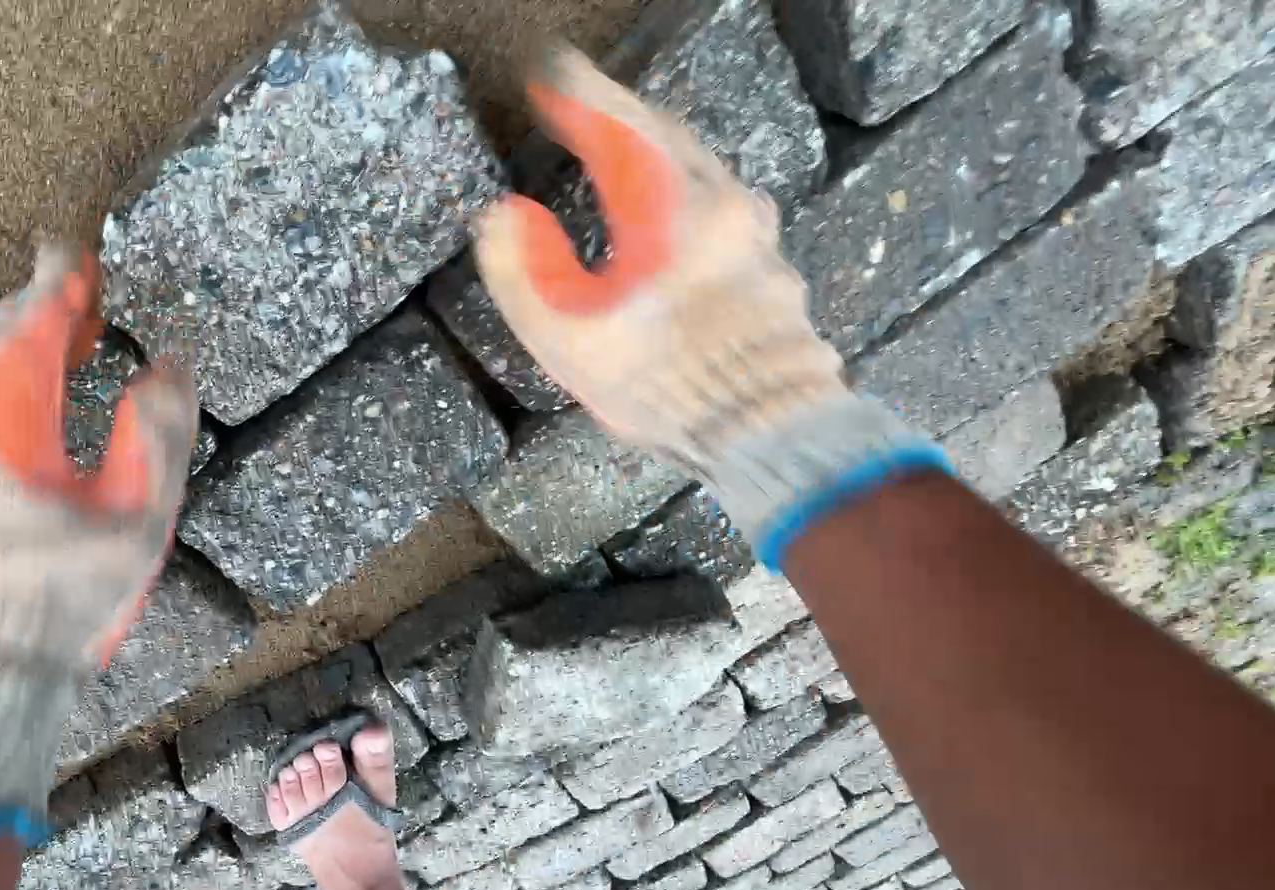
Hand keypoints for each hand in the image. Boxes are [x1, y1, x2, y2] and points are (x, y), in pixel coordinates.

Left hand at [0, 243, 198, 815]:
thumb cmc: (64, 599)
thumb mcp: (137, 522)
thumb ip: (156, 436)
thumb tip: (169, 370)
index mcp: (7, 430)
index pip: (30, 332)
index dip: (55, 287)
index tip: (73, 254)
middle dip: (30, 315)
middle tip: (71, 303)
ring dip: (6, 355)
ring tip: (50, 352)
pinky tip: (11, 416)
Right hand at [474, 47, 938, 566]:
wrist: (761, 431)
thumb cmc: (659, 384)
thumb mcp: (566, 340)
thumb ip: (523, 274)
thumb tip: (500, 220)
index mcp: (671, 213)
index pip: (621, 129)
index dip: (582, 96)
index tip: (552, 72)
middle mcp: (727, 207)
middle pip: (670, 141)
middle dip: (624, 121)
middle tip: (589, 111)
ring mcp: (759, 238)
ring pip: (702, 179)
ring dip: (658, 165)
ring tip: (625, 167)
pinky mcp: (773, 272)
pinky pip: (723, 217)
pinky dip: (687, 209)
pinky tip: (671, 234)